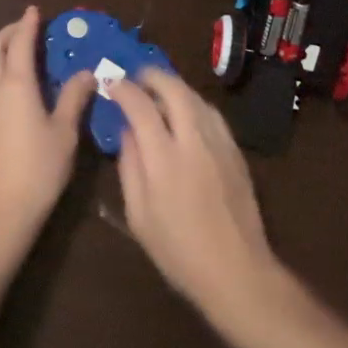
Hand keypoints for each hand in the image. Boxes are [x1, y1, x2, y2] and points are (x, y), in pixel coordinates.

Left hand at [0, 6, 95, 229]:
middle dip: (10, 32)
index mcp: (16, 84)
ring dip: (1, 49)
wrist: (4, 208)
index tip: (36, 10)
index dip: (29, 24)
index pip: (21, 43)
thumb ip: (74, 98)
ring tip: (21, 49)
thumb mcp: (65, 132)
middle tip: (29, 27)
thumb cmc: (40, 167)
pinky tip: (14, 80)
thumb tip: (87, 72)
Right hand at [112, 70, 275, 306]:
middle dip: (152, 76)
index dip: (123, 89)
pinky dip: (194, 103)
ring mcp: (219, 144)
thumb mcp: (138, 214)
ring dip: (174, 87)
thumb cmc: (178, 251)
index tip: (111, 84)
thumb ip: (129, 166)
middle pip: (174, 89)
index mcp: (164, 159)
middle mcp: (193, 142)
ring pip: (196, 97)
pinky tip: (186, 114)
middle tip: (136, 79)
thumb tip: (126, 131)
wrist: (237, 272)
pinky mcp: (236, 152)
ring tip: (158, 93)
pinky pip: (212, 114)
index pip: (140, 106)